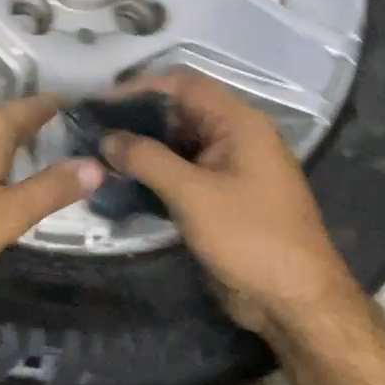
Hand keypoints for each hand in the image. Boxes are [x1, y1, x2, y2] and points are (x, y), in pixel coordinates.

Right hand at [101, 70, 358, 333]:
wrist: (293, 299)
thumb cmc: (249, 237)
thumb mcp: (193, 194)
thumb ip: (147, 159)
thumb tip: (107, 138)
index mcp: (240, 124)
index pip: (184, 85)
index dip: (140, 88)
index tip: (99, 103)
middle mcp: (236, 138)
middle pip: (181, 113)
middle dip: (137, 119)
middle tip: (92, 130)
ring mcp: (230, 170)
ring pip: (180, 145)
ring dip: (143, 148)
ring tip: (99, 154)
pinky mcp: (221, 198)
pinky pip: (184, 174)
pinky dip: (155, 174)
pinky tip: (123, 182)